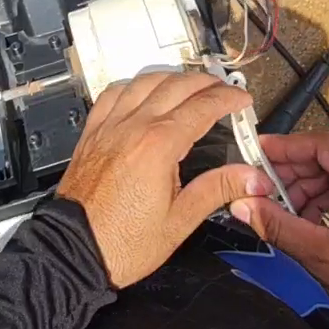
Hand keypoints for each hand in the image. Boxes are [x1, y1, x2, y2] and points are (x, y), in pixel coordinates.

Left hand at [57, 71, 278, 287]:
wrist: (74, 250)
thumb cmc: (123, 242)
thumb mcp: (180, 221)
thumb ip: (218, 189)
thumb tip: (254, 177)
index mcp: (158, 145)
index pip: (202, 106)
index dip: (227, 98)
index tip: (242, 100)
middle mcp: (133, 126)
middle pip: (176, 86)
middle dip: (206, 82)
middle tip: (224, 90)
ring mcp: (109, 126)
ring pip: (144, 82)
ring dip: (172, 78)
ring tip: (190, 85)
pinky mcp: (92, 132)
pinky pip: (113, 93)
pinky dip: (134, 86)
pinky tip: (144, 91)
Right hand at [228, 132, 328, 328]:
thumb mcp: (324, 258)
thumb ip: (279, 225)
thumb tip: (241, 204)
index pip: (325, 146)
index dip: (285, 148)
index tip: (254, 151)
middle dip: (294, 172)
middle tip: (261, 187)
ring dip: (308, 188)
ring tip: (281, 210)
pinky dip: (327, 199)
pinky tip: (306, 218)